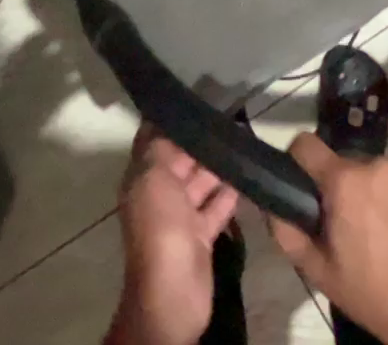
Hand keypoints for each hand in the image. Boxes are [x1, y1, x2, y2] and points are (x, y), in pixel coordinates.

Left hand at [106, 126, 239, 344]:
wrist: (174, 289)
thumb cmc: (160, 226)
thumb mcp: (153, 176)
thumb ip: (160, 146)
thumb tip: (165, 118)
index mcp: (141, 180)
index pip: (152, 142)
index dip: (169, 121)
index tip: (193, 98)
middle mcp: (158, 195)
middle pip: (180, 161)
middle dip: (200, 142)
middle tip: (228, 115)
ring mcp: (180, 216)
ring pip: (200, 182)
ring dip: (218, 165)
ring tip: (242, 138)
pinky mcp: (201, 235)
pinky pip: (216, 206)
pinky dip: (229, 192)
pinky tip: (246, 174)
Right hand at [268, 134, 387, 344]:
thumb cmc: (373, 293)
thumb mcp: (318, 271)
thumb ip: (286, 232)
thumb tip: (271, 203)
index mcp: (343, 181)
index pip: (305, 144)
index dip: (298, 161)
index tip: (303, 184)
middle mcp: (377, 164)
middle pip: (346, 164)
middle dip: (341, 186)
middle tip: (348, 223)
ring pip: (378, 171)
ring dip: (375, 190)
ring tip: (384, 228)